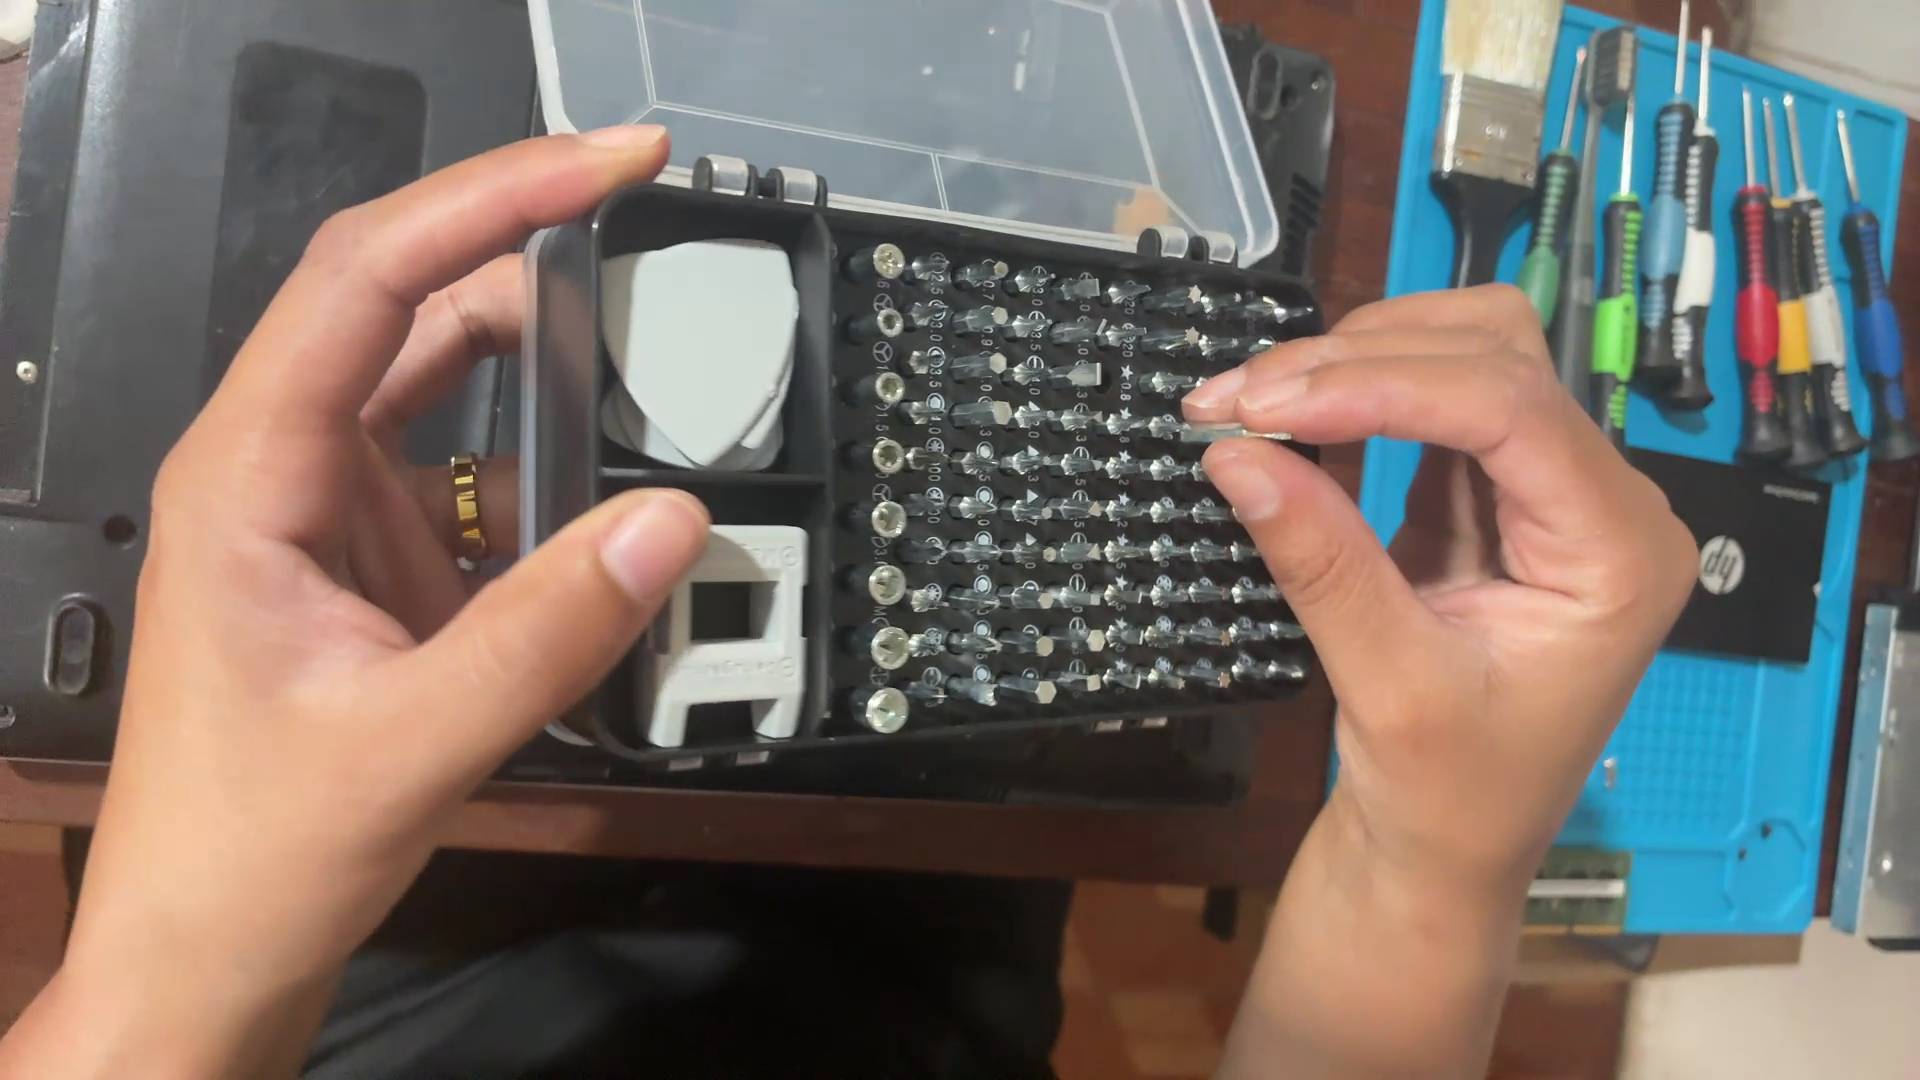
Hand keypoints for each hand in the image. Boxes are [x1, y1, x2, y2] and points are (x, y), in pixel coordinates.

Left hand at [1, 127, 710, 1077]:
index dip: (492, 199)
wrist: (228, 931)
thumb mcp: (414, 739)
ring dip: (552, 341)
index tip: (607, 166)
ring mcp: (357, 501)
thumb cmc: (270, 841)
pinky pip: (491, 456)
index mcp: (259, 469)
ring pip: (456, 372)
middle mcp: (302, 459)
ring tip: (647, 333)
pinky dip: (561, 437)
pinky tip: (616, 455)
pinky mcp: (405, 545)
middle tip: (648, 226)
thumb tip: (676, 521)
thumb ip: (548, 630)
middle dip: (531, 242)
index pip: (373, 276)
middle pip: (419, 300)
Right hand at [1186, 285, 1695, 892]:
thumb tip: (1232, 458)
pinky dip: (1342, 395)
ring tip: (1243, 399)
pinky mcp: (1472, 496)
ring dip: (1343, 361)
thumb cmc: (1445, 786)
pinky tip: (1283, 413)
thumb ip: (1319, 562)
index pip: (1508, 411)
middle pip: (1491, 354)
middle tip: (1234, 400)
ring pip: (1455, 357)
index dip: (1381, 389)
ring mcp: (1532, 488)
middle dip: (1354, 358)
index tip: (1261, 409)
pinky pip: (1416, 407)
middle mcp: (1591, 495)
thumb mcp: (1385, 683)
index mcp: (1614, 547)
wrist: (1446, 835)